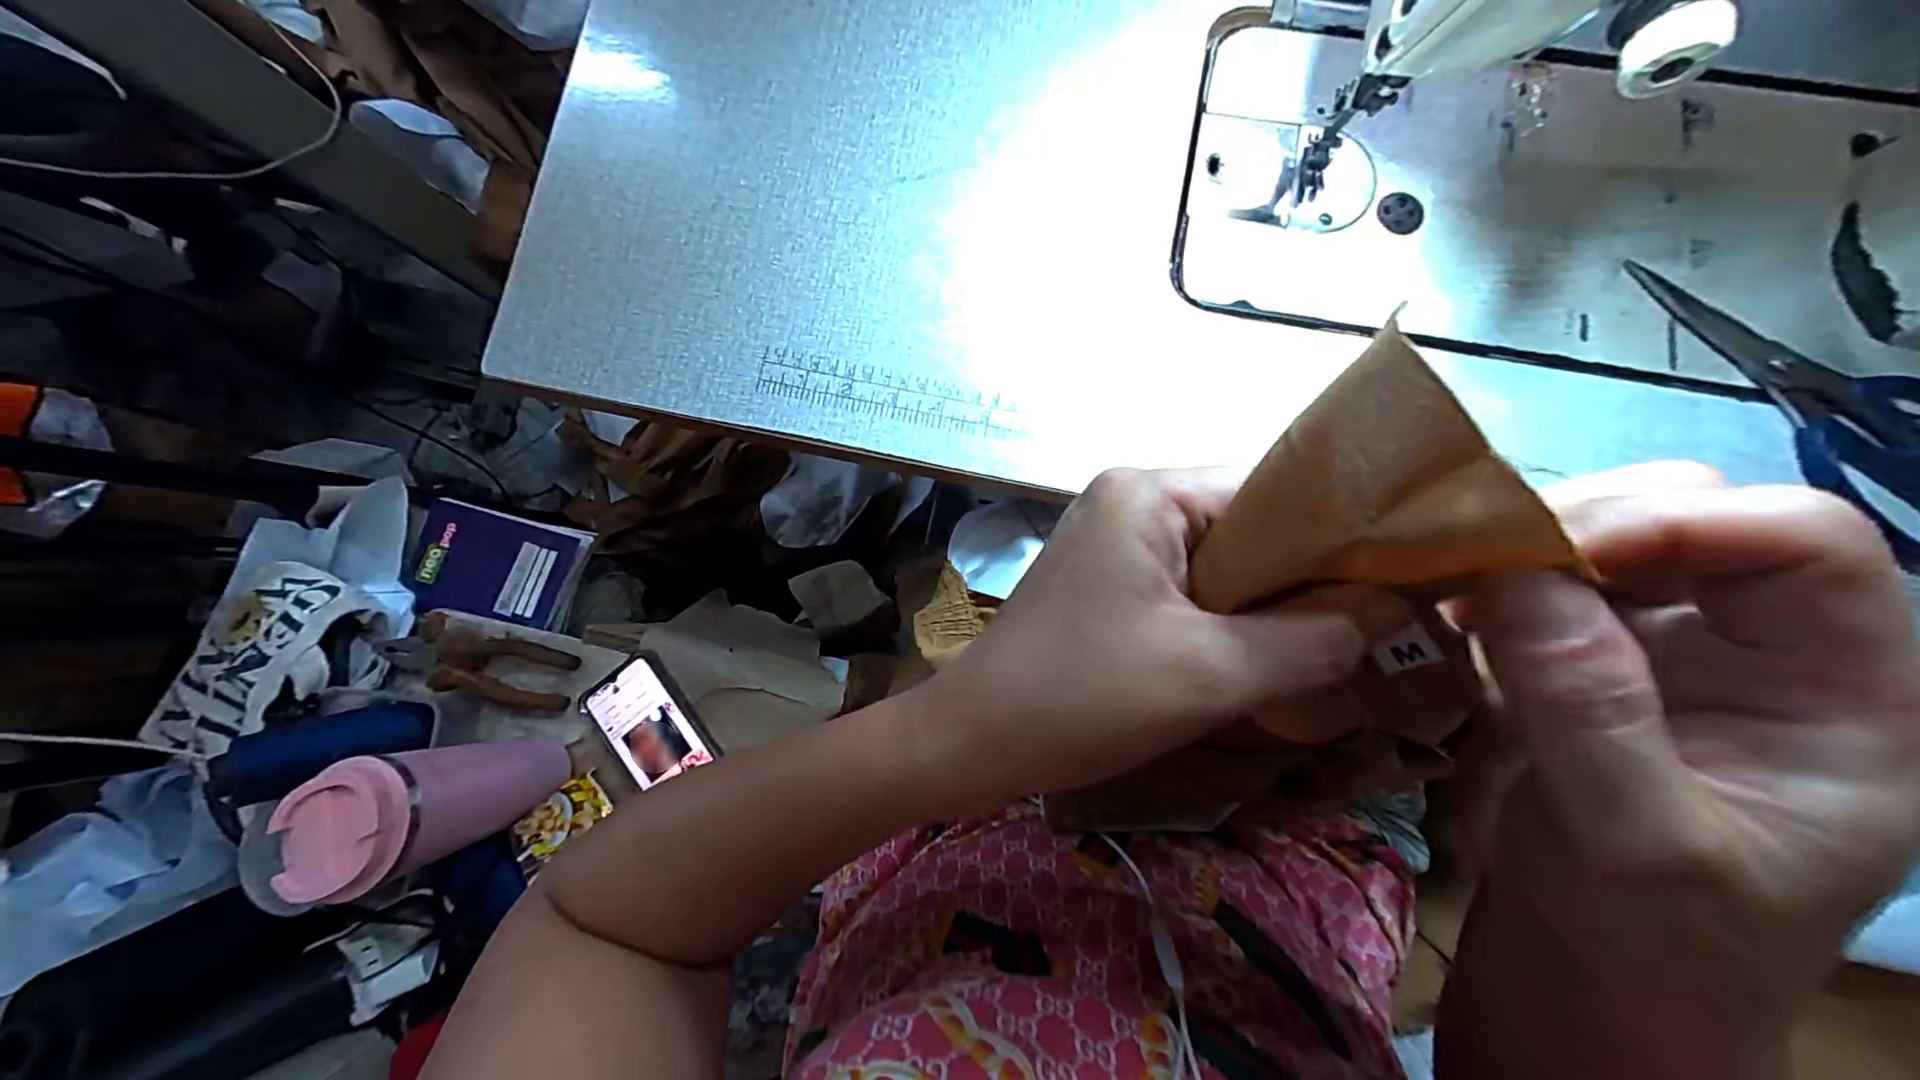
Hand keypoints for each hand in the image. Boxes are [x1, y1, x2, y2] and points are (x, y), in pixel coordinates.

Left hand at [912, 467, 1405, 812]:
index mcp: (1149, 493)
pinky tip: (1263, 660)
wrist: (973, 740)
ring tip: (1335, 649)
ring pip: (1223, 565)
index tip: (1410, 579)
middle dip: (1309, 578)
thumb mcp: (1210, 672)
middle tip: (1382, 627)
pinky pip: (1189, 592)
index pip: (1276, 489)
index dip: (1345, 532)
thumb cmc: (1082, 697)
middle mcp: (1131, 502)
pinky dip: (1228, 623)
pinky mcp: (1108, 586)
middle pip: (1250, 526)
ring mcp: (1115, 545)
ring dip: (1271, 607)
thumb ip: (1314, 637)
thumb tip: (1396, 606)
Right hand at [1439, 464, 1919, 1078]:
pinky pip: (1531, 583)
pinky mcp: (1569, 659)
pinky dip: (1482, 576)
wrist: (1586, 979)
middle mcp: (1747, 648)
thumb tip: (1514, 578)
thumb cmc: (1651, 939)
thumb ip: (1587, 707)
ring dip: (1522, 544)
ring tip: (1449, 580)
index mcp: (1832, 691)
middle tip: (1481, 562)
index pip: (1801, 543)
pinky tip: (1440, 602)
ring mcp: (1650, 649)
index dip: (1683, 524)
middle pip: (1690, 513)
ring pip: (1602, 536)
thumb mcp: (1633, 840)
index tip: (1553, 559)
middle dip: (1582, 521)